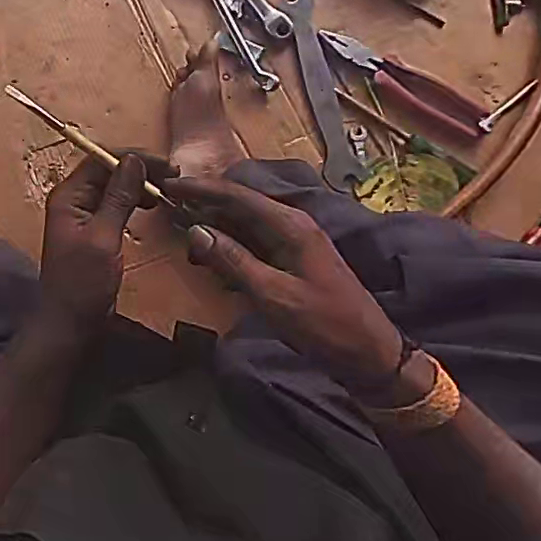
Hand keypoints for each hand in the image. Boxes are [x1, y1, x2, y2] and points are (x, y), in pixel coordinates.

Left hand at [38, 154, 152, 330]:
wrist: (68, 325)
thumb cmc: (83, 284)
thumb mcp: (104, 237)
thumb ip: (118, 197)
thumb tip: (135, 160)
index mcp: (68, 195)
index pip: (101, 159)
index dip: (133, 157)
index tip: (165, 165)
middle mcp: (72, 199)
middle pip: (107, 170)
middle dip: (139, 169)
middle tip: (173, 176)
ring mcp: (82, 214)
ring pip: (113, 186)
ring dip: (138, 184)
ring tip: (166, 190)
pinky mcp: (93, 229)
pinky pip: (114, 203)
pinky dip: (133, 200)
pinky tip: (151, 205)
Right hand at [167, 176, 408, 398]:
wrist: (370, 355)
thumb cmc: (323, 324)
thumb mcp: (272, 294)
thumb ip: (232, 260)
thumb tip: (195, 230)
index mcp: (290, 224)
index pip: (236, 194)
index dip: (200, 188)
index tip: (170, 185)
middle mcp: (291, 224)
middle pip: (239, 203)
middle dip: (204, 204)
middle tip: (170, 209)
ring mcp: (294, 241)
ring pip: (245, 223)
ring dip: (215, 226)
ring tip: (184, 233)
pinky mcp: (293, 259)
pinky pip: (254, 242)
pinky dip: (230, 245)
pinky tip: (212, 257)